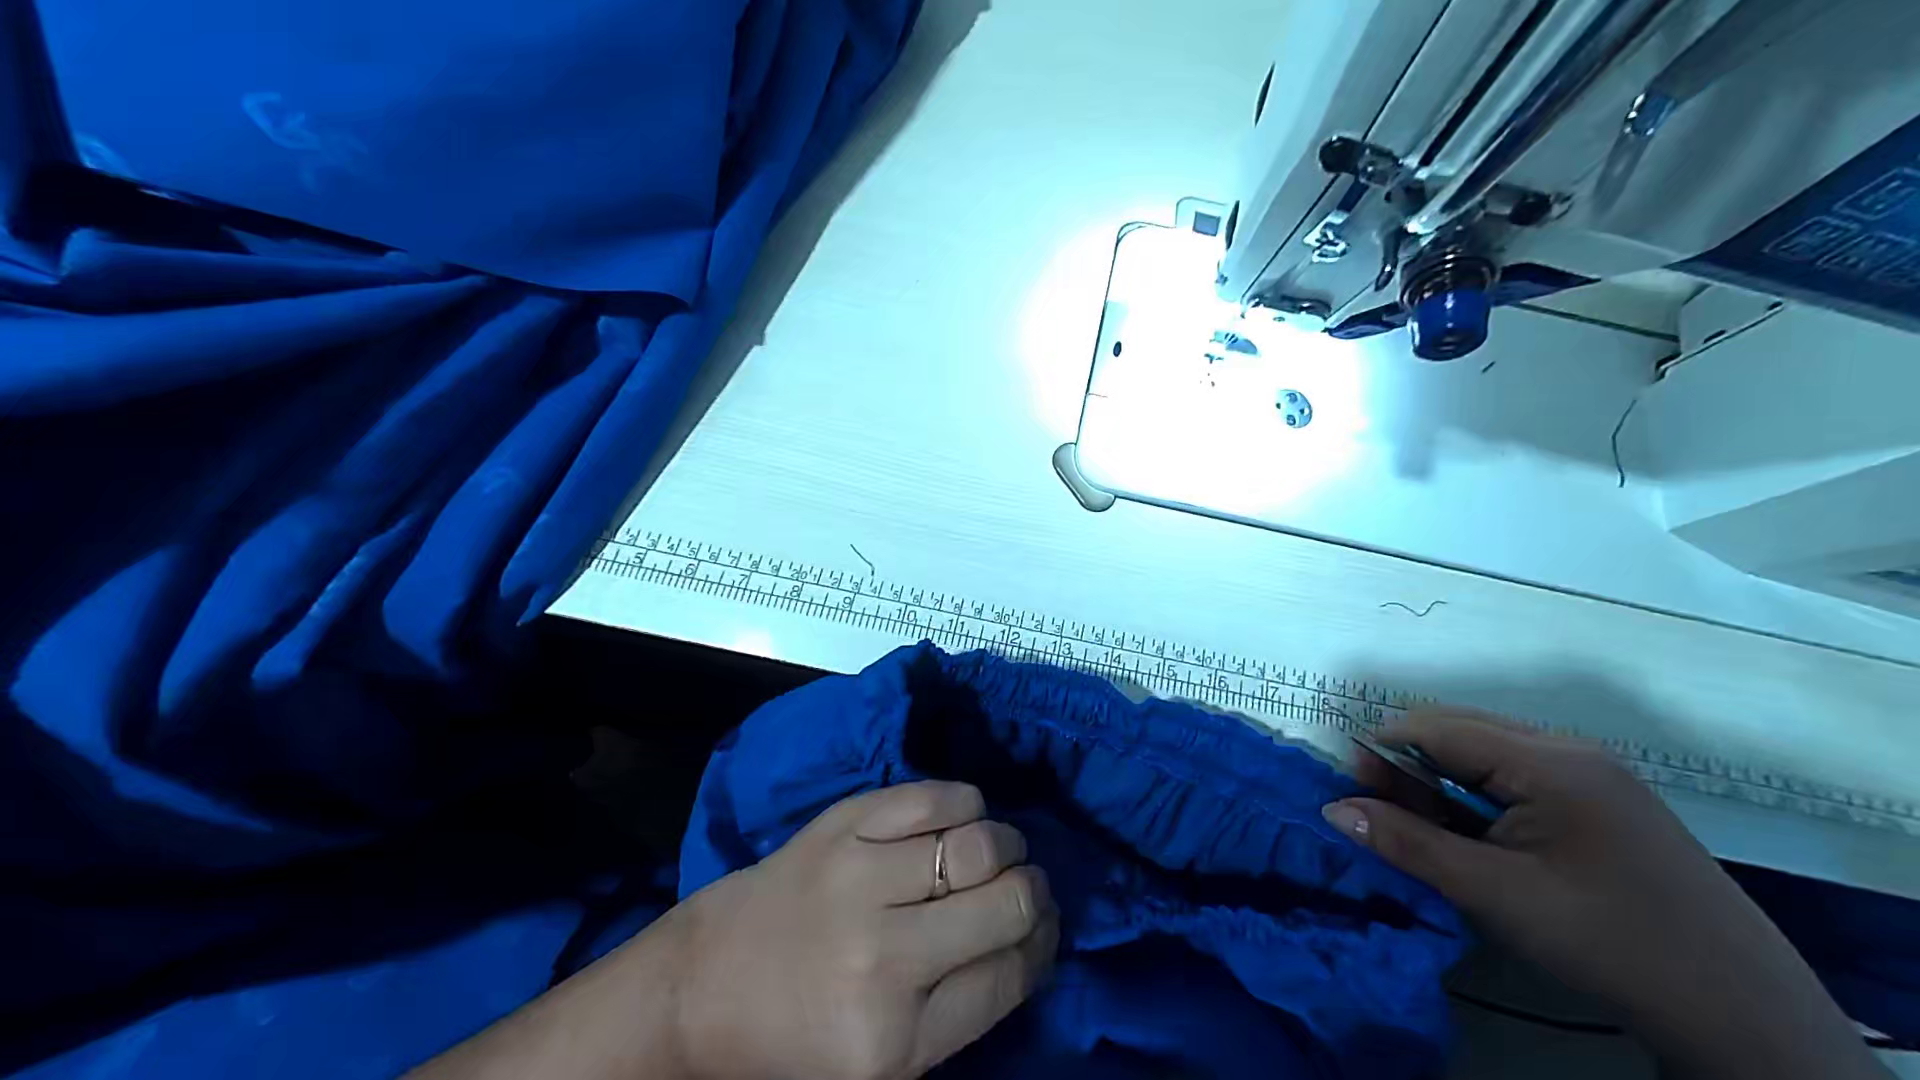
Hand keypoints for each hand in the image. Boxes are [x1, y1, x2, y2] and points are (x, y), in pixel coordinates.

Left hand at [409, 782, 1056, 1079]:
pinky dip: (964, 802)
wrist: (702, 986)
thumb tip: (1032, 938)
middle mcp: (883, 956)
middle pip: (1009, 902)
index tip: (1044, 932)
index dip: (1043, 947)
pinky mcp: (840, 824)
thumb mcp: (883, 1067)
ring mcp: (858, 877)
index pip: (1011, 975)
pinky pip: (932, 796)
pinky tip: (962, 818)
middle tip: (1028, 890)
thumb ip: (961, 1010)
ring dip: (1005, 846)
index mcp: (894, 1040)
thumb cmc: (795, 1039)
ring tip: (996, 854)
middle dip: (1036, 894)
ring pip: (980, 842)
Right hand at [1322, 709, 1882, 1079]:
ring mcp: (1591, 773)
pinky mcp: (1600, 800)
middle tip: (1387, 816)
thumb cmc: (1607, 941)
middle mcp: (1569, 750)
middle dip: (1408, 765)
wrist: (1743, 1015)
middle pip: (1457, 731)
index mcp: (1549, 760)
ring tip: (1429, 832)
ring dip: (1440, 782)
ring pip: (1483, 752)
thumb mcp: (1494, 893)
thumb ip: (1407, 843)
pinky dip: (1476, 795)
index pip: (1435, 728)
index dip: (1382, 753)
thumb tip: (1332, 810)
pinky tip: (1475, 837)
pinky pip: (1514, 774)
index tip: (1354, 795)